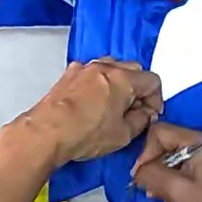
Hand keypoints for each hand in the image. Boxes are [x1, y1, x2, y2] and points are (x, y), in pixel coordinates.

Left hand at [8, 59, 163, 164]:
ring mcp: (84, 69)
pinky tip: (96, 103)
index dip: (156, 99)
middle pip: (133, 70)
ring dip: (119, 83)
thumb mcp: (124, 134)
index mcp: (124, 78)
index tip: (151, 114)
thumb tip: (145, 113)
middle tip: (135, 109)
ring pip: (112, 68)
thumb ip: (142, 120)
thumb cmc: (86, 134)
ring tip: (115, 105)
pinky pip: (92, 74)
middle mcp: (104, 67)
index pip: (152, 80)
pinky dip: (100, 84)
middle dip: (139, 88)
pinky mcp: (68, 76)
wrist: (46, 133)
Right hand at [132, 121, 201, 201]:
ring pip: (169, 159)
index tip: (142, 176)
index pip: (160, 132)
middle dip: (153, 167)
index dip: (146, 153)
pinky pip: (178, 171)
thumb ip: (151, 174)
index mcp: (199, 142)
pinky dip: (170, 183)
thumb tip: (137, 171)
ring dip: (160, 177)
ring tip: (162, 196)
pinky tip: (171, 198)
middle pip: (164, 144)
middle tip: (152, 189)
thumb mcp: (175, 189)